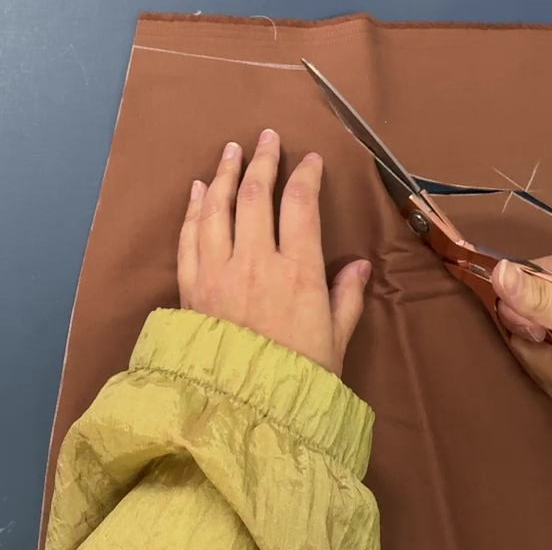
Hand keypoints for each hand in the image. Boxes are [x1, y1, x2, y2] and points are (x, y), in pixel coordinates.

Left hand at [177, 129, 371, 375]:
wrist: (242, 415)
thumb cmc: (298, 380)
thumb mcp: (336, 341)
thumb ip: (347, 298)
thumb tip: (361, 264)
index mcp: (298, 271)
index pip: (301, 204)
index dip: (305, 175)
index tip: (309, 159)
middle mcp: (256, 260)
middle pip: (257, 194)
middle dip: (264, 159)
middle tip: (267, 136)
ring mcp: (218, 270)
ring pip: (219, 207)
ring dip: (225, 174)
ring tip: (231, 150)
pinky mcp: (191, 285)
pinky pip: (190, 236)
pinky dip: (194, 209)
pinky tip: (197, 190)